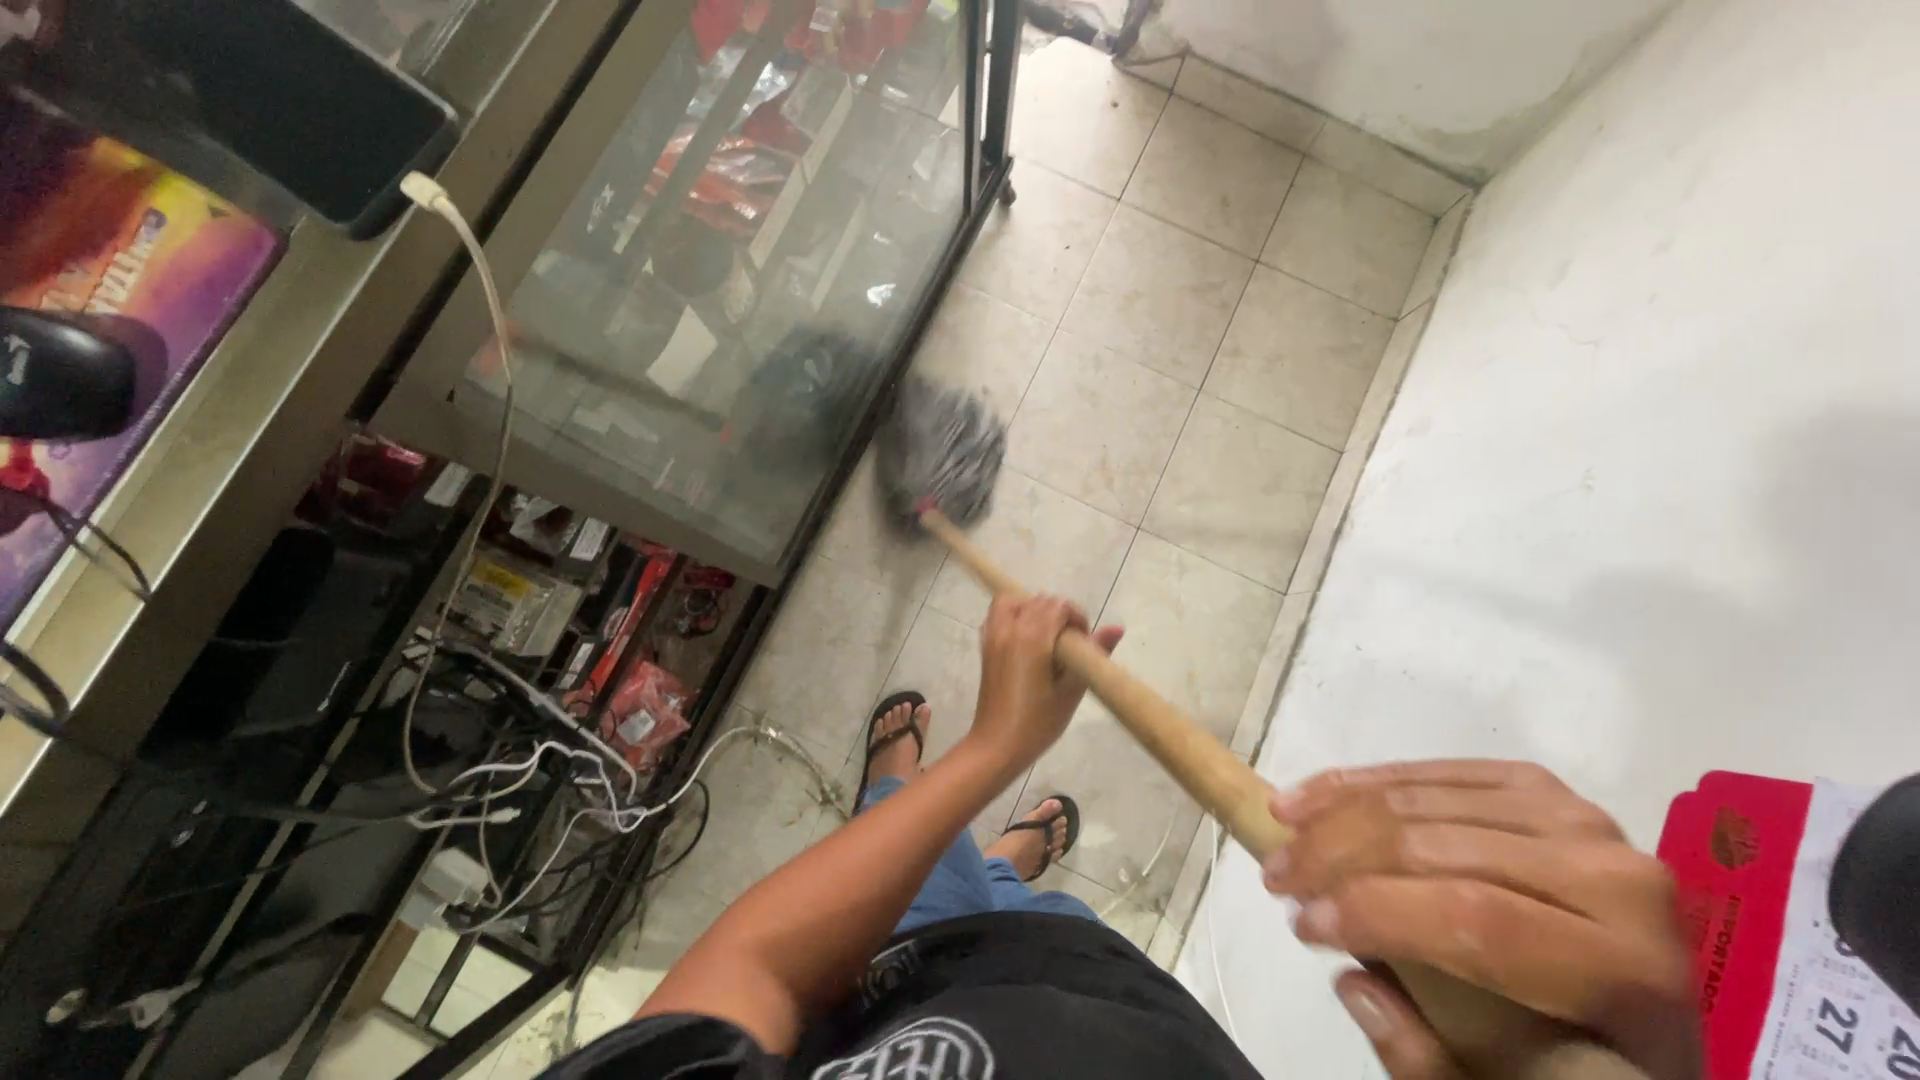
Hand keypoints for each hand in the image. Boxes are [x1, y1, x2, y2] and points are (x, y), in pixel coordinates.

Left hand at [968, 594, 1122, 768]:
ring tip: (1047, 639)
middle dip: (1058, 614)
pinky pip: (998, 617)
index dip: (1077, 619)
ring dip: (1032, 610)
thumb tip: (1117, 628)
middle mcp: (1010, 628)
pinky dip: (1014, 618)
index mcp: (1032, 637)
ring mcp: (993, 636)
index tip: (1083, 645)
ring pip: (1013, 602)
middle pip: (1038, 600)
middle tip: (1069, 646)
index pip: (1059, 606)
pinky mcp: (985, 647)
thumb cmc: (1038, 722)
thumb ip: (1092, 654)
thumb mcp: (1072, 690)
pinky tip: (1027, 645)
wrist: (997, 745)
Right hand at [1262, 761, 1699, 1079]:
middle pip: (1439, 846)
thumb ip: (1431, 1060)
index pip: (1478, 918)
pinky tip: (1311, 796)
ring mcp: (1574, 816)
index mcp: (1626, 965)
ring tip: (1280, 836)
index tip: (1303, 926)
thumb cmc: (1575, 1056)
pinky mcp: (1539, 787)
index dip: (1377, 912)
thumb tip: (1353, 980)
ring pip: (1423, 798)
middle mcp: (1611, 873)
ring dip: (1335, 812)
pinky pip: (1431, 770)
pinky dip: (1361, 782)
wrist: (1635, 998)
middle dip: (1337, 858)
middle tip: (1275, 881)